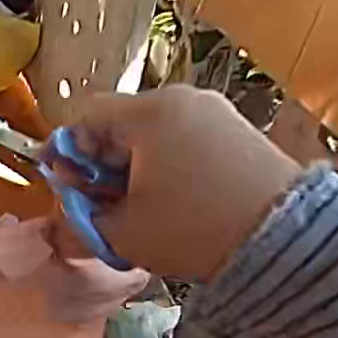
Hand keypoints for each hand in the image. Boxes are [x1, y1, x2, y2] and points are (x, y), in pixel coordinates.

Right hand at [51, 86, 301, 279]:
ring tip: (128, 210)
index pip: (86, 116)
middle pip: (119, 125)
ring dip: (128, 171)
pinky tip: (163, 204)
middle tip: (92, 204)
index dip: (64, 150)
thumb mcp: (123, 232)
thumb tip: (63, 216)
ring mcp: (214, 114)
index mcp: (149, 113)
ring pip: (151, 137)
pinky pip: (181, 144)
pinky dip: (160, 169)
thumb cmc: (189, 228)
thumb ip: (80, 221)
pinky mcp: (236, 134)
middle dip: (97, 165)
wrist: (281, 236)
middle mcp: (183, 100)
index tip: (57, 181)